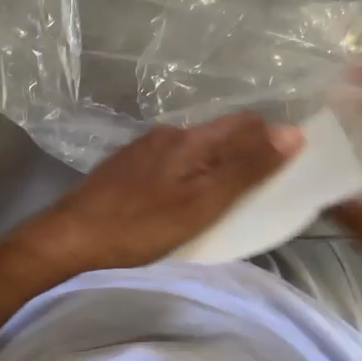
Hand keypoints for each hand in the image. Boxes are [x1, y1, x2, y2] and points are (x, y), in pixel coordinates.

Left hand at [10, 113, 303, 276]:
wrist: (69, 237)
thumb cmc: (140, 226)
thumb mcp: (202, 203)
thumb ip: (245, 169)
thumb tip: (292, 131)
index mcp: (190, 140)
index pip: (244, 124)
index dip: (272, 138)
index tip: (292, 165)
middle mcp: (167, 135)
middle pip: (219, 134)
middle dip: (248, 150)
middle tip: (266, 185)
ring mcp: (142, 150)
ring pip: (194, 149)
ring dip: (217, 163)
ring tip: (230, 194)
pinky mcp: (124, 169)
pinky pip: (171, 163)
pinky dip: (191, 174)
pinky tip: (186, 196)